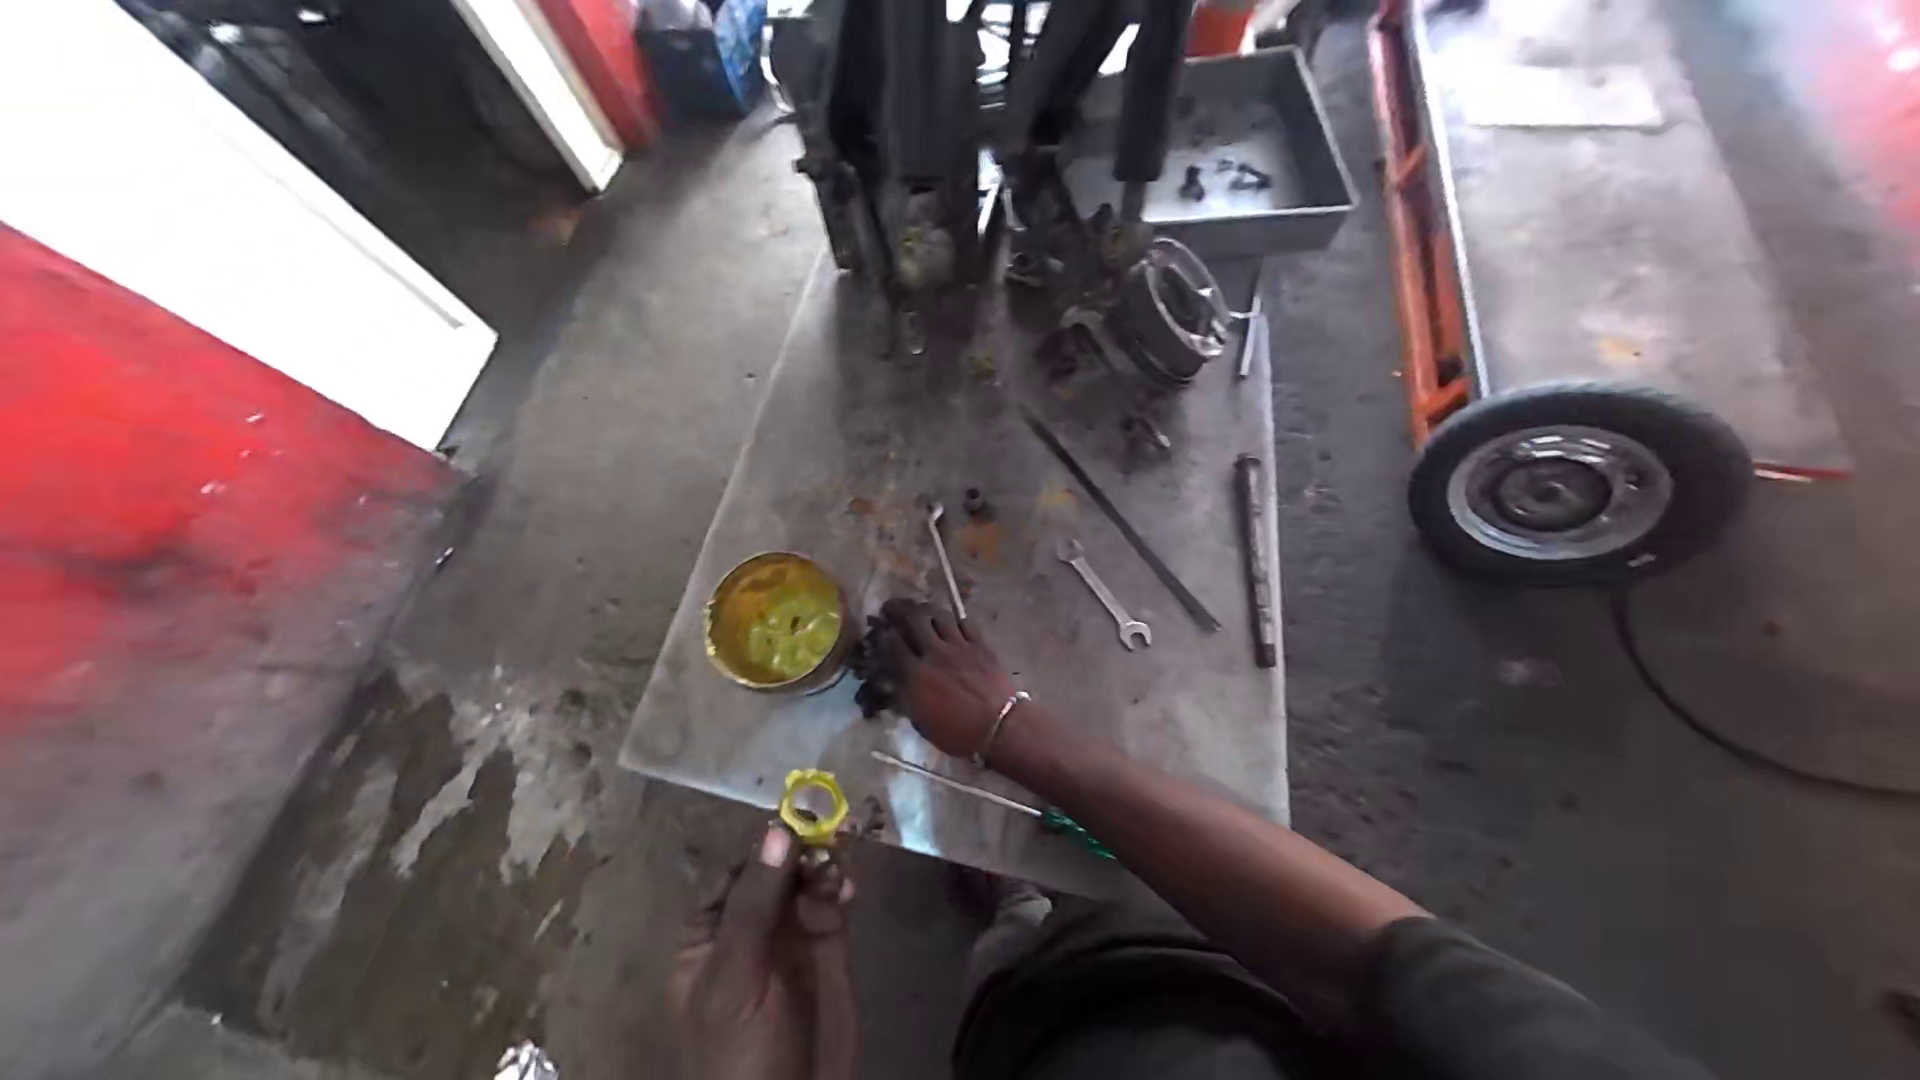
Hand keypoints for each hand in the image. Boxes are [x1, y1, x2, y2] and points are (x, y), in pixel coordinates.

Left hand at [668, 824, 857, 1079]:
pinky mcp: (827, 939)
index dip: (764, 843)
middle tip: (829, 826)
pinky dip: (841, 882)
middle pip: (777, 865)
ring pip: (807, 875)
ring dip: (824, 859)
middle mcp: (750, 922)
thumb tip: (777, 830)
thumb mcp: (735, 977)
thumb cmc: (739, 1053)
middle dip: (801, 844)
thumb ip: (754, 903)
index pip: (736, 869)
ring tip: (838, 863)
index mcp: (711, 931)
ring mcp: (791, 930)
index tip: (794, 819)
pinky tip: (849, 886)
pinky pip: (833, 896)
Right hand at [878, 598, 1018, 759]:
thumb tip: (893, 683)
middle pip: (915, 619)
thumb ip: (905, 698)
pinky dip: (954, 620)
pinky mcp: (980, 645)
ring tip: (920, 609)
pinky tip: (951, 622)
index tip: (881, 630)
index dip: (884, 633)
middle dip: (900, 609)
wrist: (1000, 727)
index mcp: (917, 674)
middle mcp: (935, 653)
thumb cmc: (958, 732)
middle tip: (893, 607)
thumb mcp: (922, 722)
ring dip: (927, 609)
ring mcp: (959, 645)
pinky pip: (965, 623)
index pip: (894, 644)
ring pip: (939, 616)